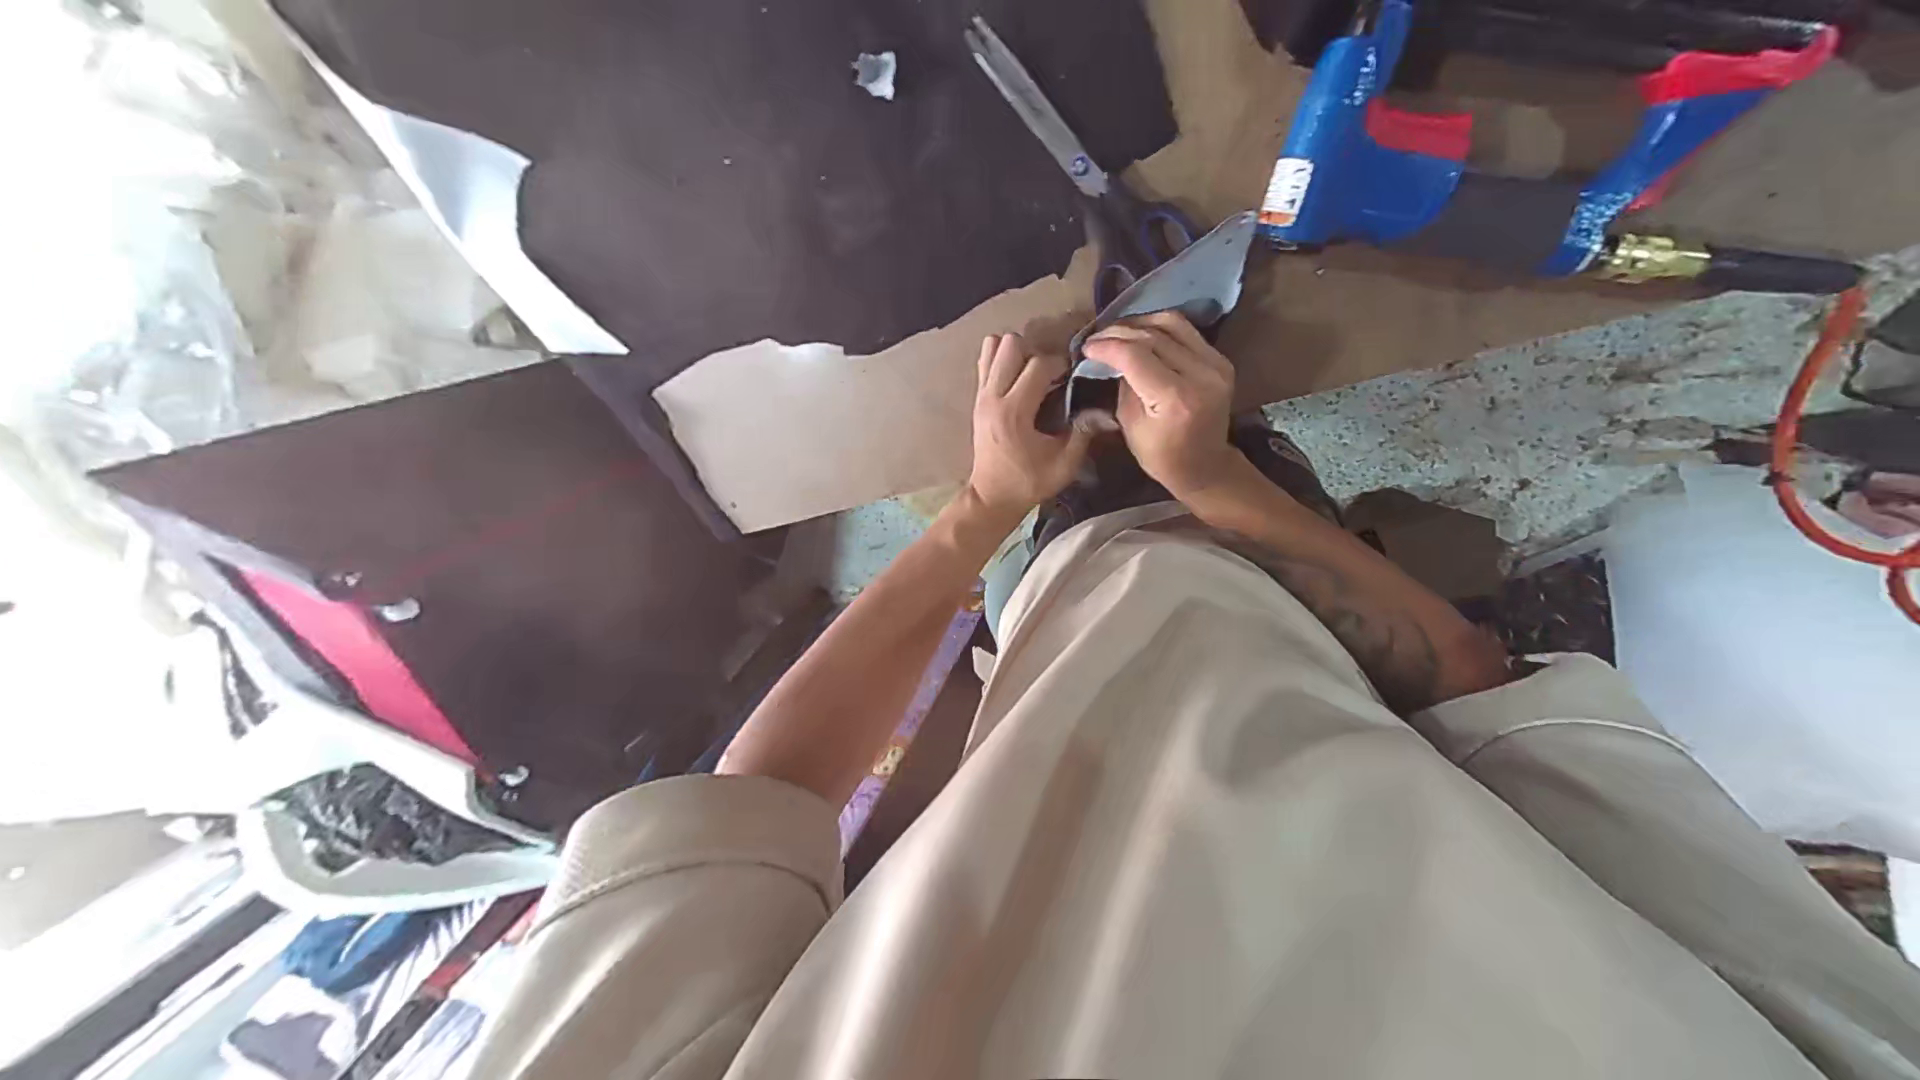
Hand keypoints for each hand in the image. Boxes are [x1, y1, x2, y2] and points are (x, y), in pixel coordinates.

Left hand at [966, 333, 1092, 519]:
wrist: (992, 497)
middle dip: (1035, 351)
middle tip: (1049, 373)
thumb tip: (1101, 408)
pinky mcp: (977, 398)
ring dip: (1016, 352)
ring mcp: (981, 395)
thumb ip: (1084, 432)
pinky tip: (1019, 378)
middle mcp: (992, 397)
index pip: (1038, 364)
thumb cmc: (1029, 483)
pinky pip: (985, 361)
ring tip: (1032, 373)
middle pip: (1010, 344)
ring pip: (993, 346)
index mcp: (1014, 412)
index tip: (1071, 377)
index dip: (1060, 364)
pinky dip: (1002, 360)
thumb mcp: (1065, 464)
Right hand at [1082, 312, 1245, 502]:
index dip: (1108, 346)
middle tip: (1097, 337)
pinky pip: (1186, 332)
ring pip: (1172, 324)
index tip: (1087, 347)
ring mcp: (1215, 365)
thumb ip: (1124, 387)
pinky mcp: (1220, 360)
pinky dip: (1160, 328)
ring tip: (1118, 330)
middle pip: (1153, 336)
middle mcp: (1201, 375)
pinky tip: (1141, 334)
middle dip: (1119, 332)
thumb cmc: (1163, 457)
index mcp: (1176, 398)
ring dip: (1140, 323)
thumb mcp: (1131, 426)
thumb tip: (1112, 358)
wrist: (1206, 466)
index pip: (1136, 356)